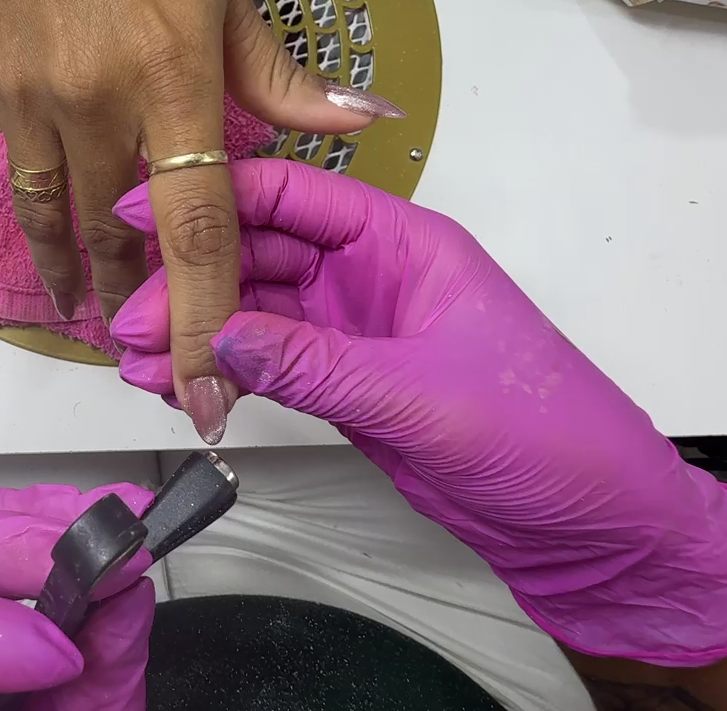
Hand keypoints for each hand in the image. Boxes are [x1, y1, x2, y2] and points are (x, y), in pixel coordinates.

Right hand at [0, 0, 392, 443]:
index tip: (208, 399)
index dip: (206, 322)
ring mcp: (18, 99)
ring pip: (43, 217)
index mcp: (171, 81)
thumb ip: (282, 73)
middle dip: (136, 299)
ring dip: (65, 273)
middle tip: (147, 339)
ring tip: (80, 313)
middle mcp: (90, 105)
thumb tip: (363, 122)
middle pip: (117, 235)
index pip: (196, 229)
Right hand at [109, 159, 726, 667]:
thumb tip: (218, 334)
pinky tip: (176, 387)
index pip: (293, 194)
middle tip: (132, 321)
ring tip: (139, 365)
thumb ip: (317, 363)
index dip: (215, 195)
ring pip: (247, 311)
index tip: (145, 208)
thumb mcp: (426, 396)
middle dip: (190, 284)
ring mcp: (342, 324)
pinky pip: (259, 360)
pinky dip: (217, 370)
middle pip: (255, 255)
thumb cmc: (549, 440)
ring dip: (192, 333)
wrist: (594, 533)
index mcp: (398, 242)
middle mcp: (361, 271)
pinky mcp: (332, 374)